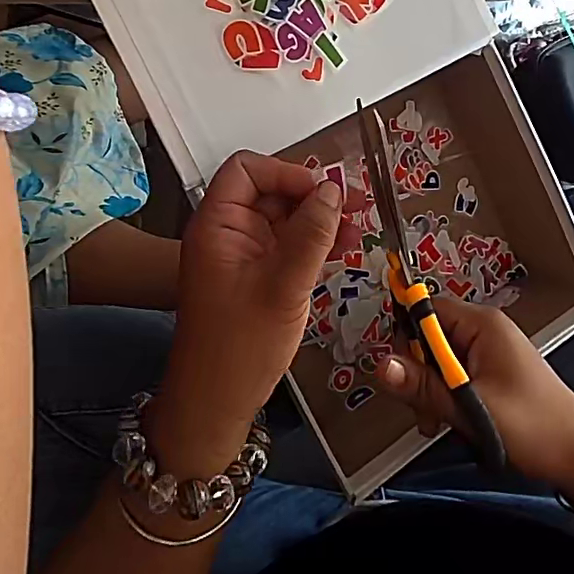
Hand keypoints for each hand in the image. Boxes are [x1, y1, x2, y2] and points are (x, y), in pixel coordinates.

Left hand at [154, 153, 346, 472]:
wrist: (217, 403)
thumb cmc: (239, 348)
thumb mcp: (283, 286)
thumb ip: (311, 234)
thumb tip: (333, 190)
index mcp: (217, 225)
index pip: (247, 170)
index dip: (286, 174)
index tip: (322, 192)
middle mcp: (229, 232)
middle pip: (272, 192)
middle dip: (313, 196)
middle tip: (355, 205)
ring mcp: (245, 254)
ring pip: (285, 218)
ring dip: (321, 220)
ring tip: (355, 230)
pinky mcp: (259, 274)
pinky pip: (289, 244)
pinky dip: (315, 242)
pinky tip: (342, 248)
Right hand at [378, 298, 573, 501]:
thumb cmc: (533, 426)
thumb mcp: (472, 408)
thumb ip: (424, 386)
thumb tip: (382, 364)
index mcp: (482, 324)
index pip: (427, 307)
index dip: (407, 334)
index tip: (401, 369)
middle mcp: (484, 329)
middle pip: (430, 335)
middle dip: (419, 371)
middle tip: (423, 408)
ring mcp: (488, 350)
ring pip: (439, 359)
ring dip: (431, 389)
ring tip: (437, 421)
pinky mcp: (491, 371)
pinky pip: (455, 373)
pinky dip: (446, 396)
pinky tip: (451, 421)